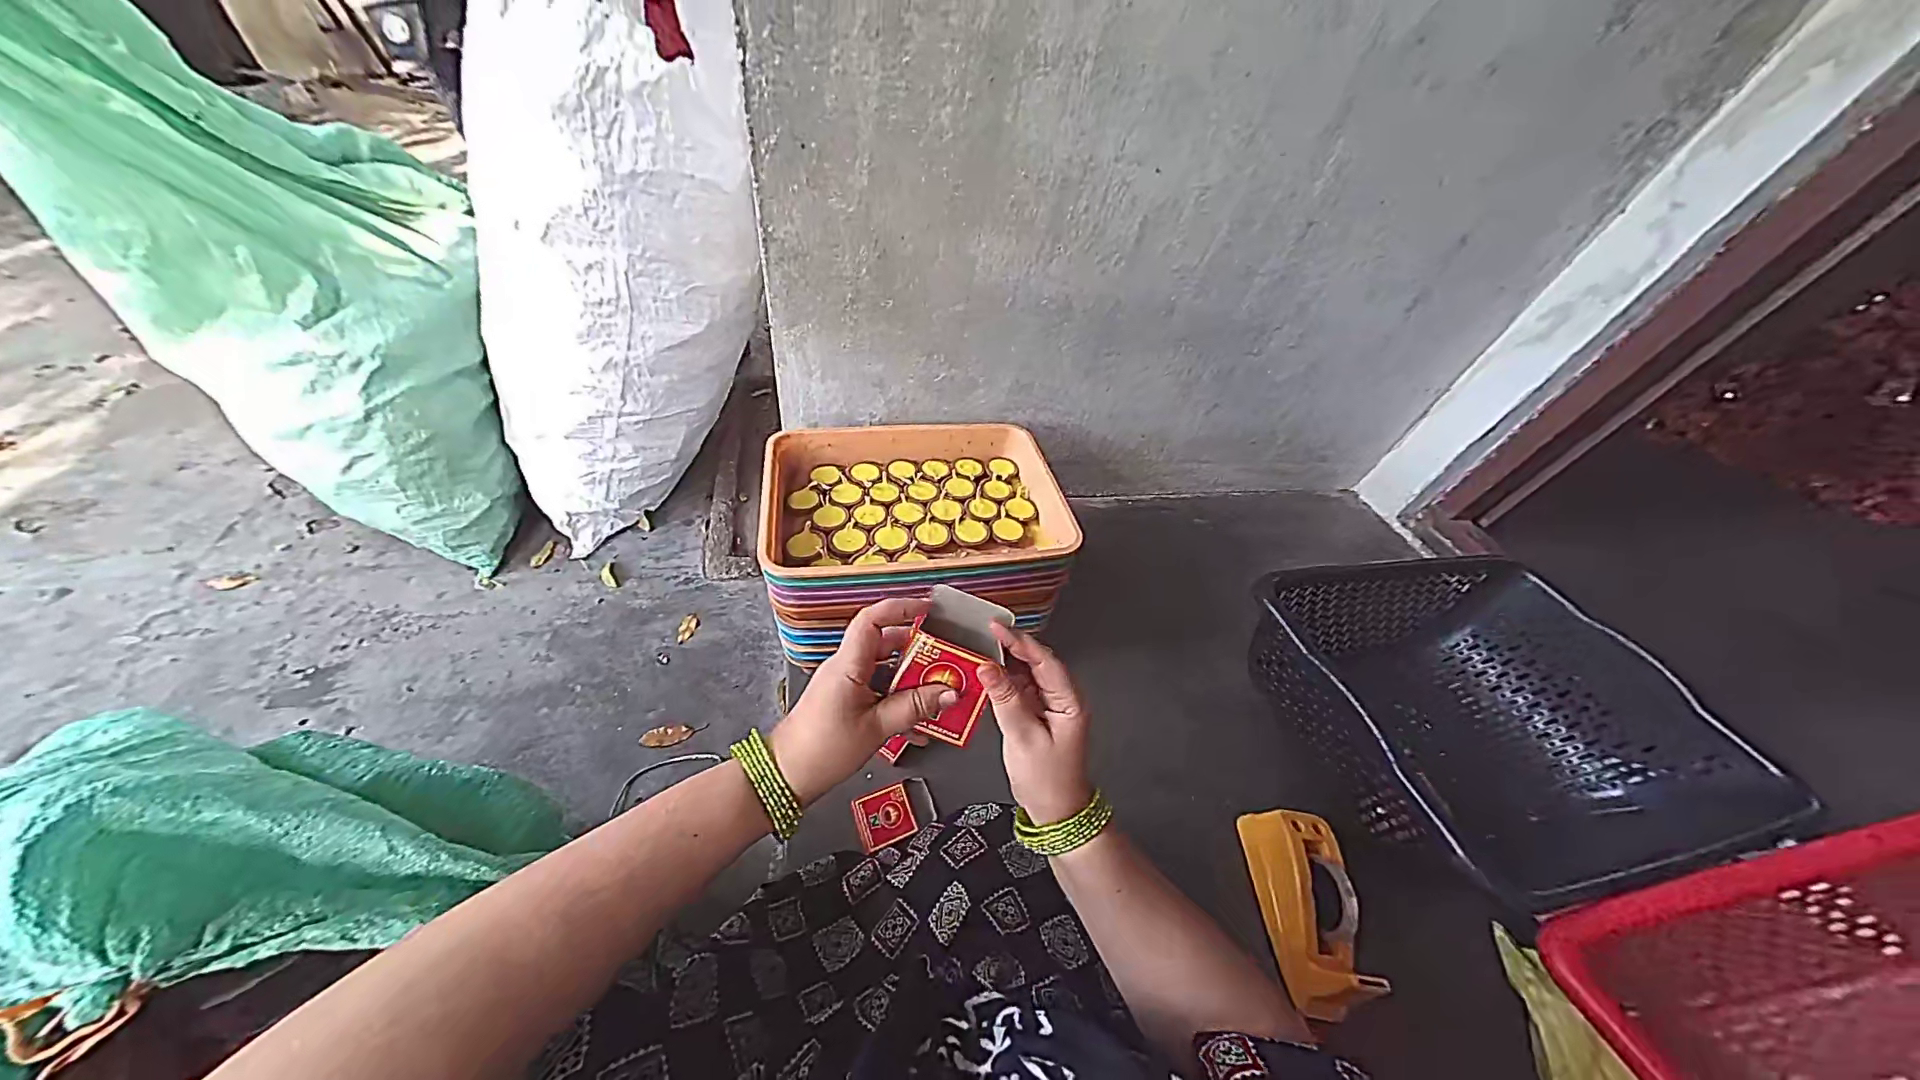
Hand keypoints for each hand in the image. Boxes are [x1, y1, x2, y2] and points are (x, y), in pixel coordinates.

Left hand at [768, 597, 955, 804]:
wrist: (788, 775)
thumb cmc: (819, 750)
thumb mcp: (877, 728)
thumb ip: (914, 707)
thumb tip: (946, 693)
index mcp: (847, 665)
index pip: (873, 619)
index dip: (901, 608)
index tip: (927, 609)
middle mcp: (845, 667)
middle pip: (886, 642)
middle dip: (917, 649)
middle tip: (943, 660)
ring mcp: (846, 682)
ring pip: (885, 666)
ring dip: (911, 676)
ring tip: (935, 690)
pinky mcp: (847, 698)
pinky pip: (880, 686)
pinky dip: (900, 695)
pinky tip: (917, 716)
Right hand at [980, 624, 1092, 824]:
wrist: (1056, 813)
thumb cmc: (1047, 781)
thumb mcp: (1022, 738)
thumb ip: (1004, 699)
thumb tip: (987, 668)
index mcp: (1069, 702)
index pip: (1044, 661)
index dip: (1020, 641)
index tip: (997, 628)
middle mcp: (1062, 699)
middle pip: (1037, 662)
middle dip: (1012, 646)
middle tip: (986, 632)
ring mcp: (1050, 706)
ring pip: (1028, 674)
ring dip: (1007, 662)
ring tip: (982, 649)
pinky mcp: (1038, 714)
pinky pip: (1021, 689)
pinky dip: (1005, 680)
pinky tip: (989, 676)